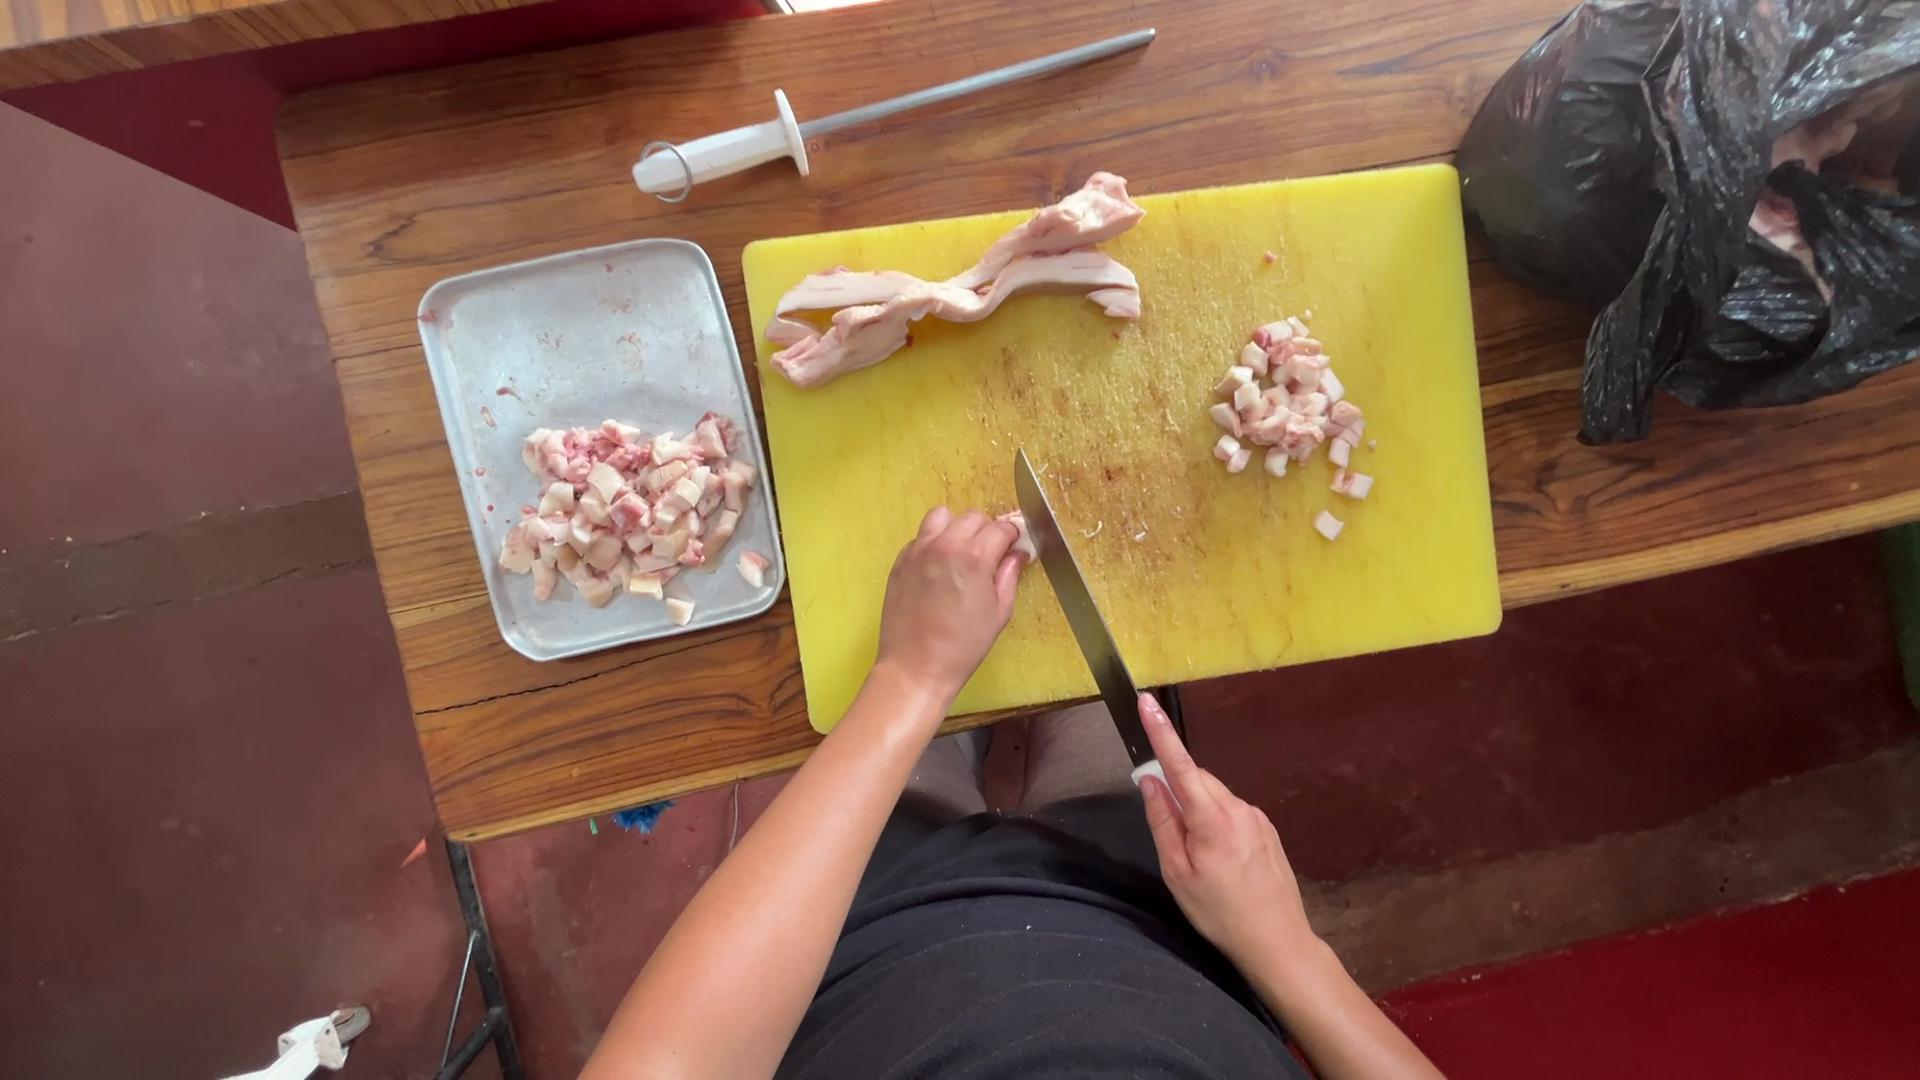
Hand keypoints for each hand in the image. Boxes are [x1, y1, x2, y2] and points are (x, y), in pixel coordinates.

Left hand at [875, 507, 1025, 700]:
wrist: (916, 666)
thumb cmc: (963, 645)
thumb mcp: (999, 612)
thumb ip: (1009, 575)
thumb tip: (1018, 554)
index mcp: (974, 556)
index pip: (1000, 528)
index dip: (1012, 536)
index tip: (1013, 547)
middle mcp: (944, 545)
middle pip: (972, 517)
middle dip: (986, 530)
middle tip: (990, 552)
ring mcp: (918, 551)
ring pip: (941, 516)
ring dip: (956, 527)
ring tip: (961, 551)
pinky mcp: (900, 561)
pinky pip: (920, 536)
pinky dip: (933, 542)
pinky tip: (939, 566)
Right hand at [1138, 692, 1315, 971]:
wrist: (1278, 943)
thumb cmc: (1219, 912)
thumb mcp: (1177, 873)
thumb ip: (1161, 821)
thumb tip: (1150, 780)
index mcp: (1211, 818)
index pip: (1179, 763)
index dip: (1160, 731)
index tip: (1146, 701)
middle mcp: (1237, 807)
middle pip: (1195, 777)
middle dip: (1177, 788)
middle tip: (1171, 831)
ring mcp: (1256, 816)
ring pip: (1213, 794)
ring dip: (1197, 807)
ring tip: (1200, 855)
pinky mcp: (1266, 827)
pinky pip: (1230, 809)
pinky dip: (1215, 818)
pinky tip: (1221, 857)